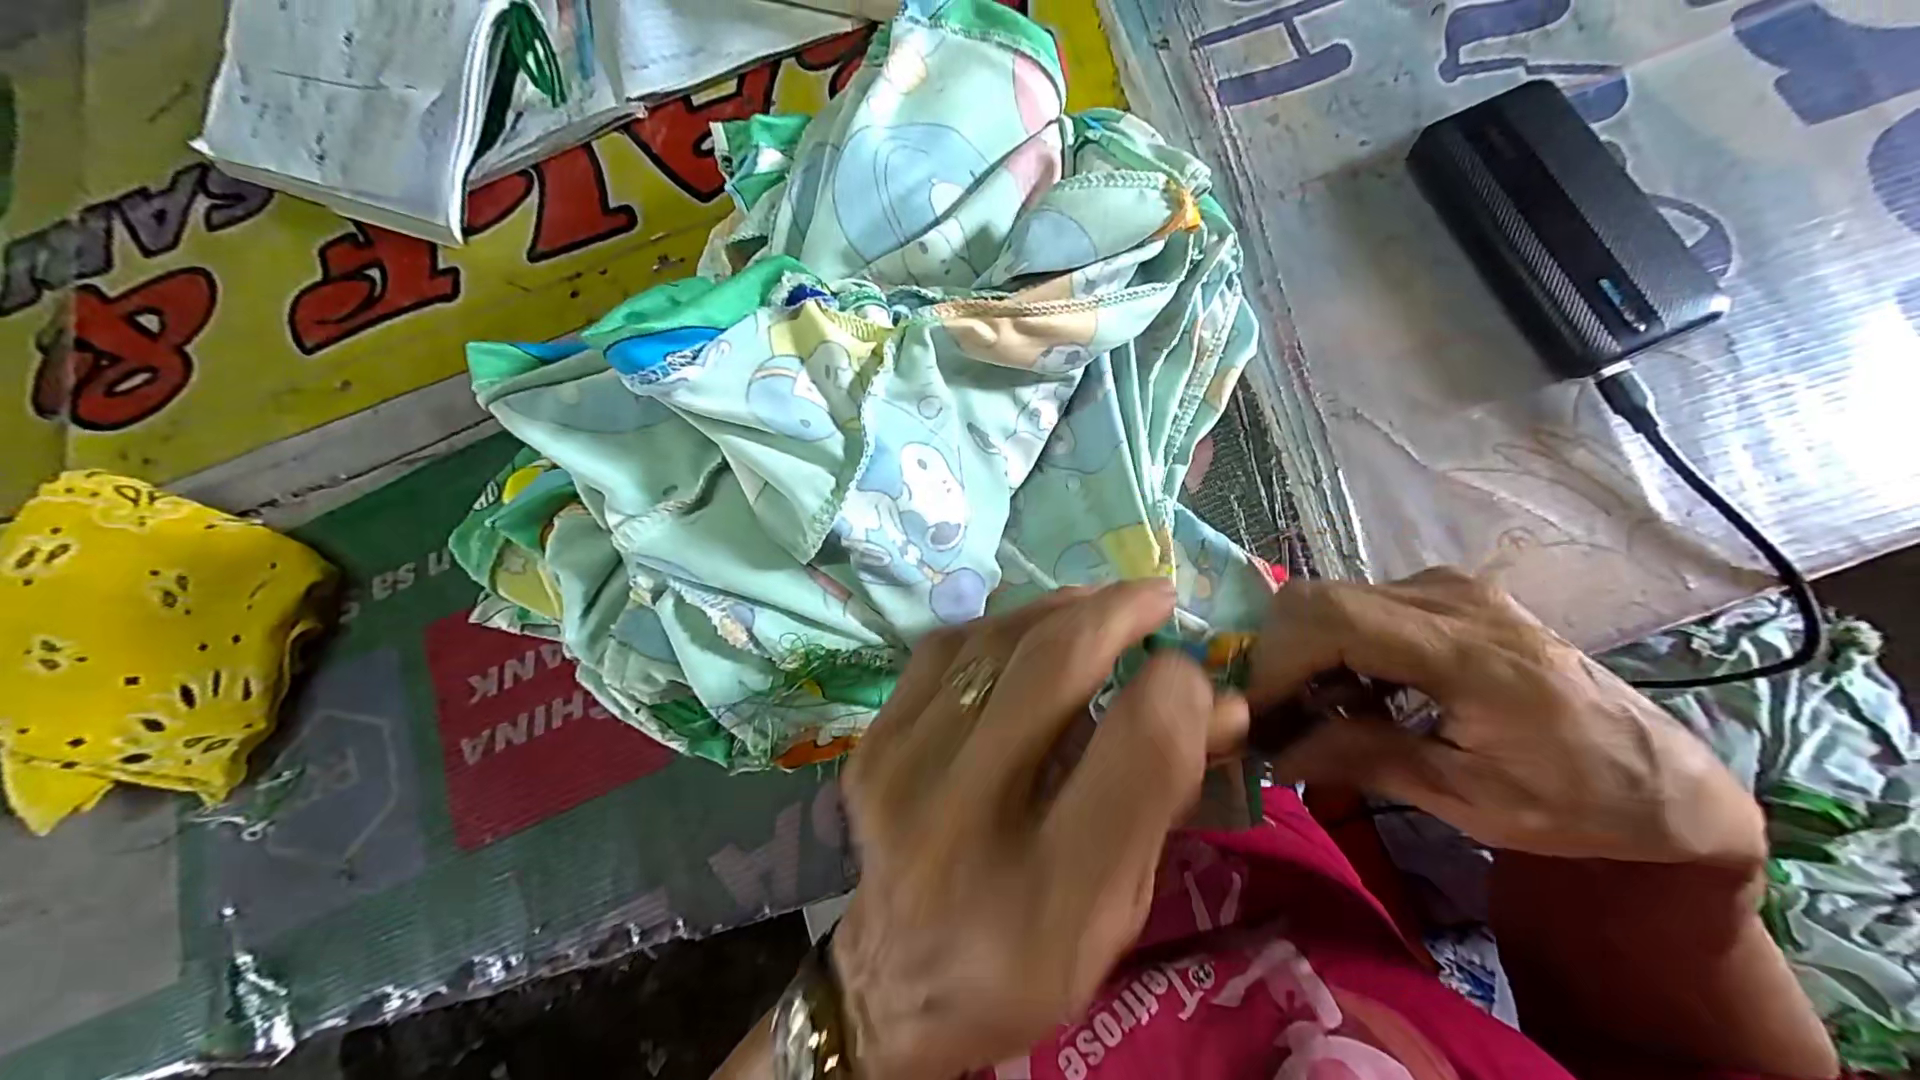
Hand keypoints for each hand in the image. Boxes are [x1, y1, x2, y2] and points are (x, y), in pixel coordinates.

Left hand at [833, 581, 1246, 1078]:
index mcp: (1049, 891)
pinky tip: (1030, 631)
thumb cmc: (1023, 959)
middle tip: (1155, 598)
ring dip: (1060, 609)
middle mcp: (963, 819)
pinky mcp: (871, 744)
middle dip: (1117, 613)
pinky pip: (945, 649)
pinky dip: (1000, 627)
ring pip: (995, 642)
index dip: (1177, 690)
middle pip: (1051, 668)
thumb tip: (1219, 701)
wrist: (893, 981)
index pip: (1136, 746)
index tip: (1191, 674)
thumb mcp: (1116, 912)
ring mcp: (900, 771)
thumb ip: (1163, 800)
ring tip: (1100, 603)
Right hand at [1249, 568, 1763, 866]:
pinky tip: (1351, 694)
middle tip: (1274, 717)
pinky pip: (1356, 606)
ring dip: (1301, 655)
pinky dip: (1331, 648)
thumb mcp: (1468, 799)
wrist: (1661, 775)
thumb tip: (1275, 753)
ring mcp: (1448, 588)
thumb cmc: (1576, 800)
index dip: (1276, 660)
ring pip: (1328, 600)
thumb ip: (1364, 761)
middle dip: (1276, 658)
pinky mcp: (1443, 594)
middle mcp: (1452, 598)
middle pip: (1317, 600)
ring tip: (1311, 713)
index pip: (1334, 619)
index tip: (1256, 714)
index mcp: (1470, 651)